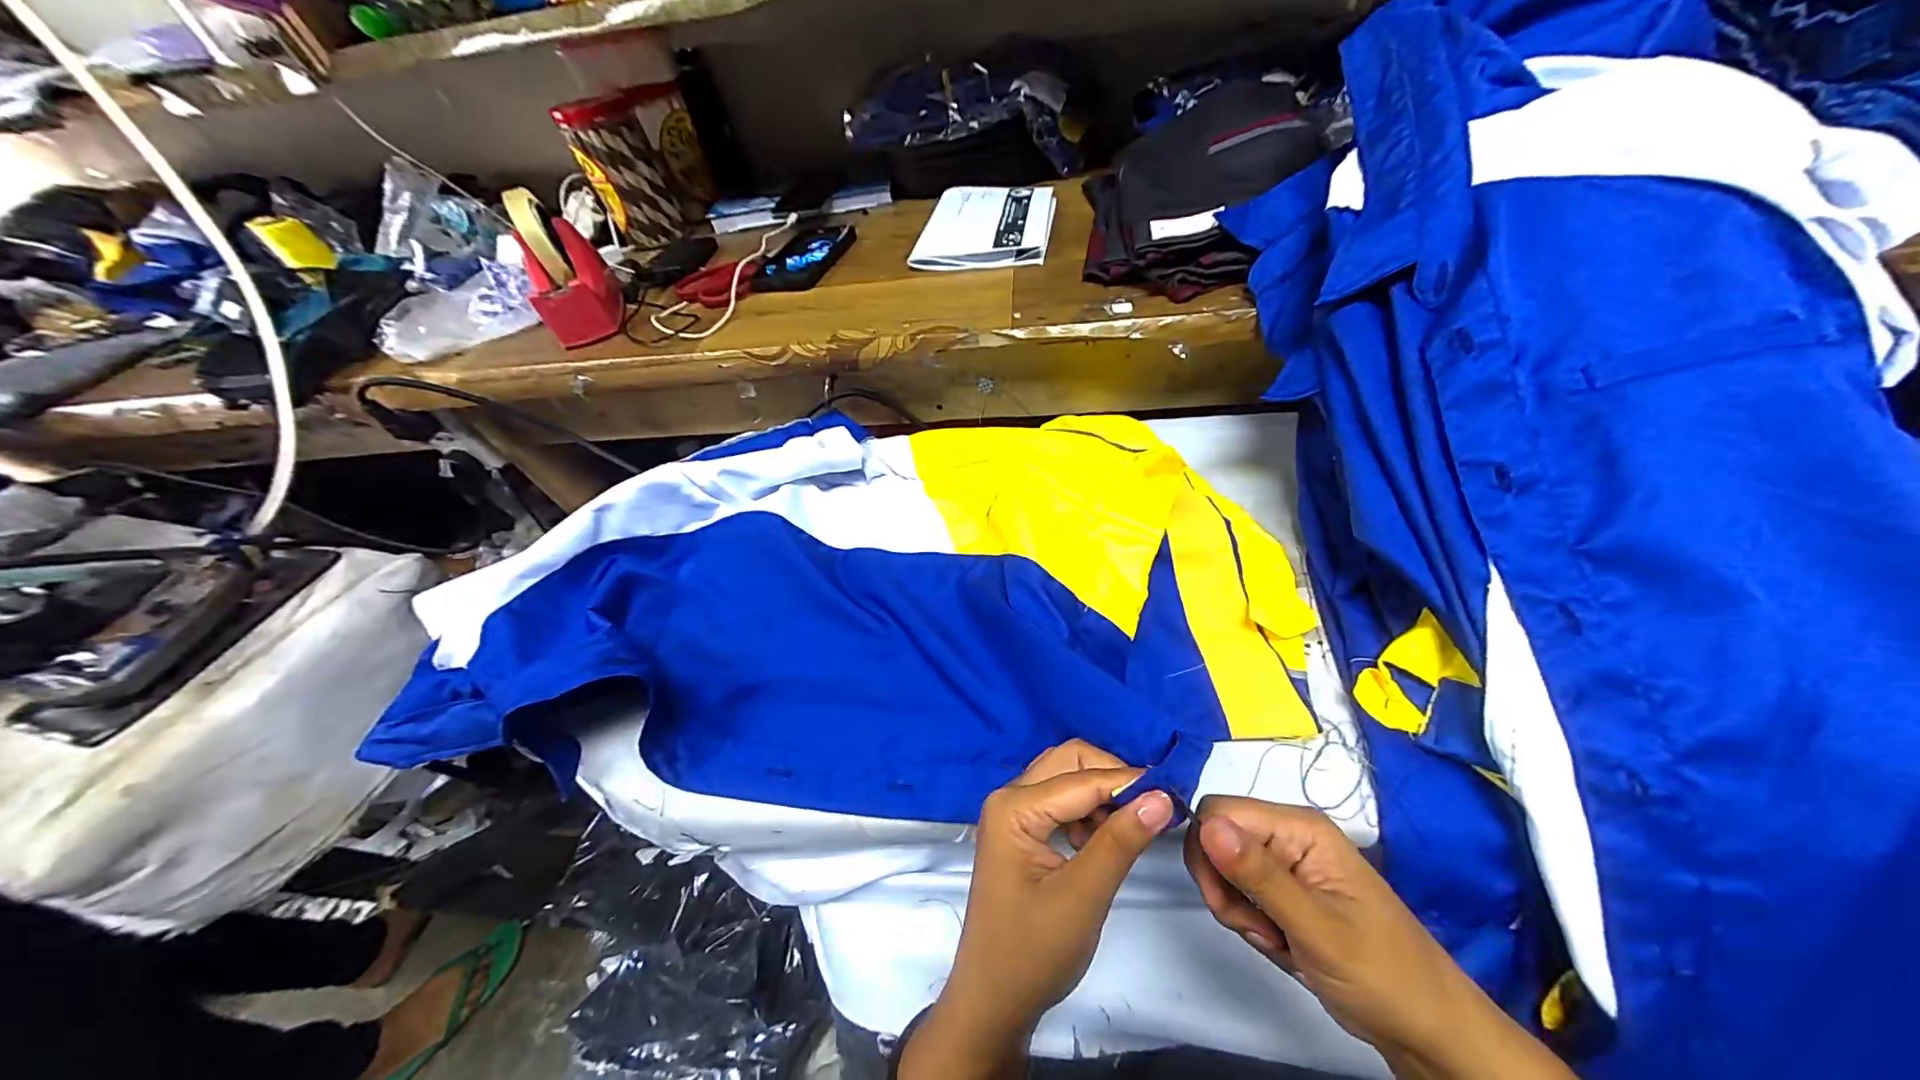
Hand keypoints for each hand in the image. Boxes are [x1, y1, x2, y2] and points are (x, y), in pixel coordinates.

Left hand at [899, 740, 1174, 1079]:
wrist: (994, 999)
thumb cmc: (1032, 952)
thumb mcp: (1083, 896)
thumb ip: (1121, 842)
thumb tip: (1161, 797)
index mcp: (1014, 807)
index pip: (1083, 778)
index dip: (1131, 783)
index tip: (1176, 795)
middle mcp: (1009, 798)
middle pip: (1070, 762)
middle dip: (1114, 779)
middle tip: (1153, 809)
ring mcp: (1013, 814)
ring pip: (1068, 779)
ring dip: (1103, 795)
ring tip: (1133, 829)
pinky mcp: (1022, 832)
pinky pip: (1062, 802)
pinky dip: (1089, 812)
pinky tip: (1107, 841)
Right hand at [1184, 796, 1576, 1079]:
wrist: (1428, 1030)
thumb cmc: (1382, 975)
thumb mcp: (1317, 927)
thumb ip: (1258, 874)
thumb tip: (1207, 825)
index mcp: (1300, 827)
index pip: (1218, 812)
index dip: (1210, 853)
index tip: (1230, 901)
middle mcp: (1288, 834)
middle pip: (1215, 839)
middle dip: (1222, 886)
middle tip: (1259, 928)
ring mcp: (1285, 862)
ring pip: (1222, 868)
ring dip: (1237, 909)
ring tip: (1278, 939)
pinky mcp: (1283, 890)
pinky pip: (1239, 891)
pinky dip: (1248, 920)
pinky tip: (1281, 943)